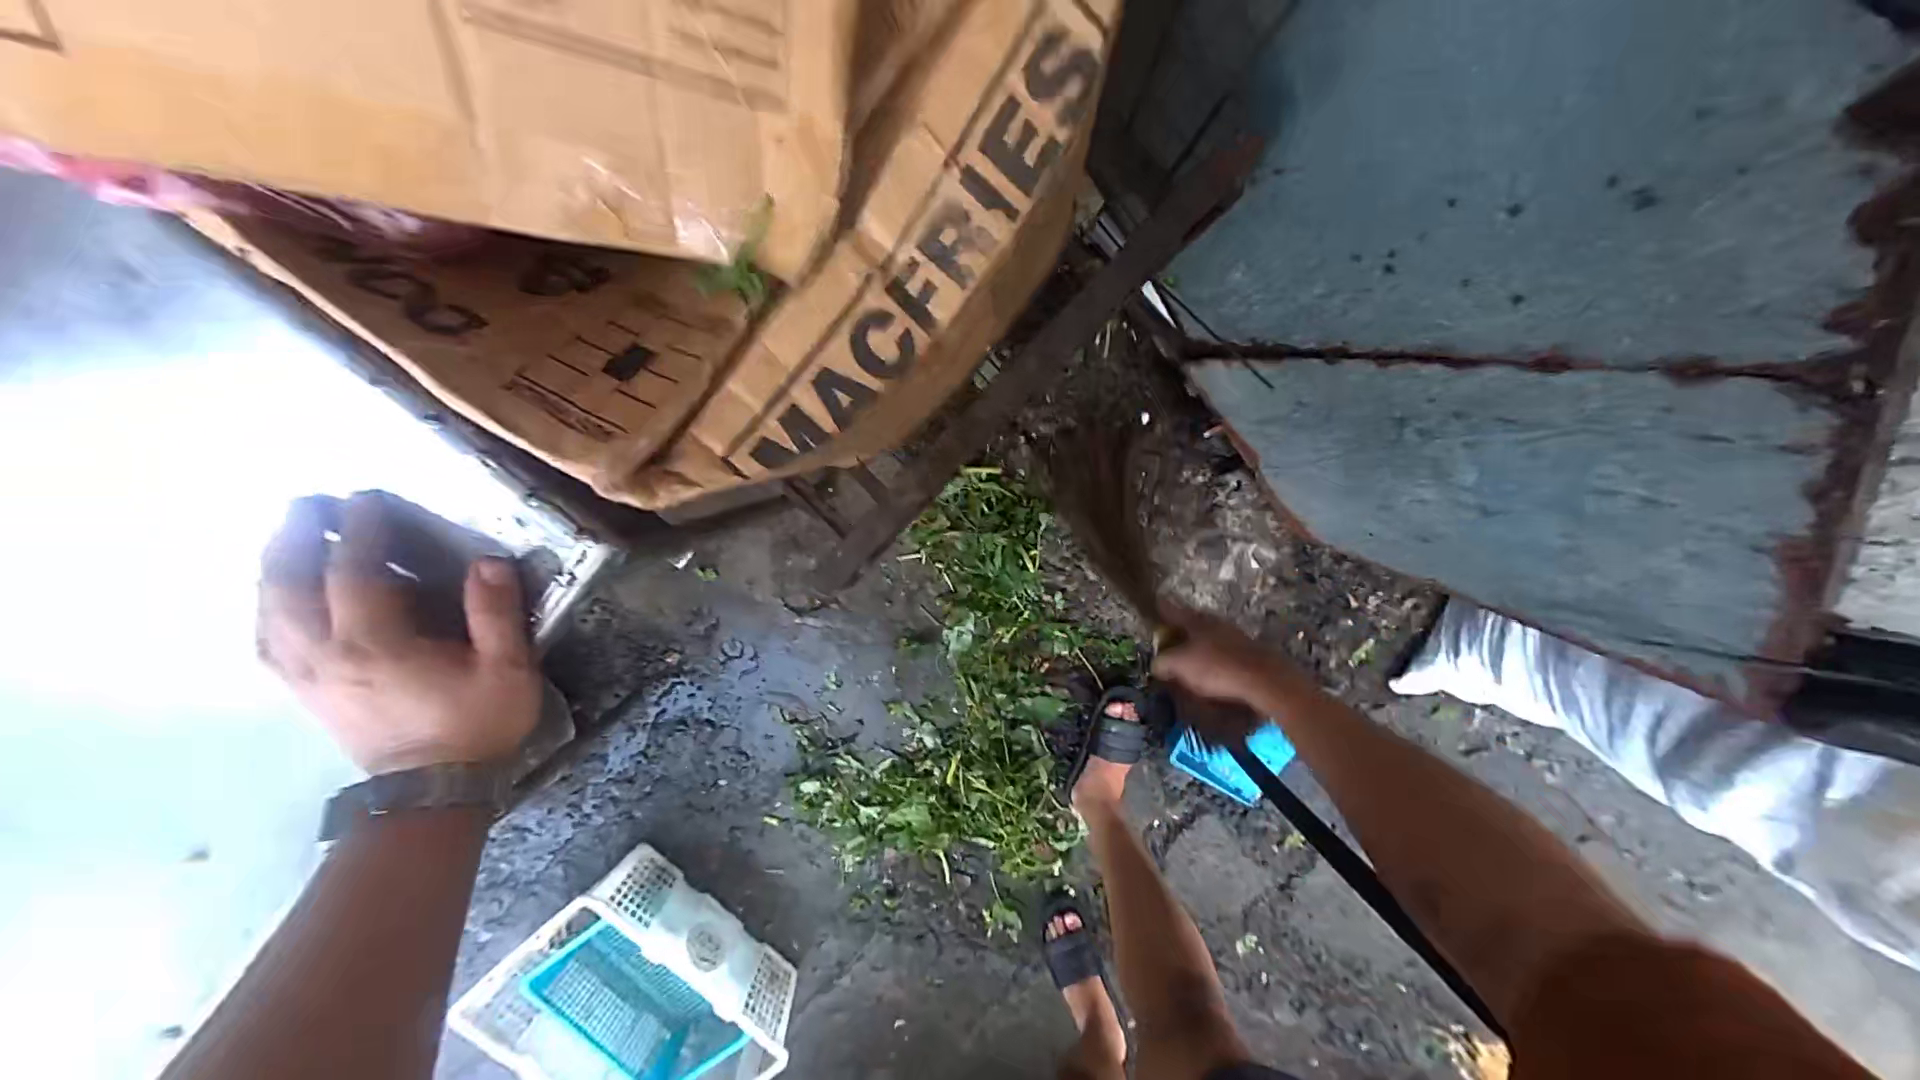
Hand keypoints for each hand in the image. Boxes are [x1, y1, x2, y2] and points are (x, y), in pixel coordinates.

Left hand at [257, 492, 539, 773]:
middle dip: (296, 537)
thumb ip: (497, 613)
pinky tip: (280, 595)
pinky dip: (268, 606)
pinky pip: (268, 638)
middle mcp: (325, 655)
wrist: (433, 790)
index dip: (360, 530)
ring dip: (274, 566)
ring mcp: (306, 675)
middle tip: (311, 503)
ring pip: (268, 611)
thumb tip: (489, 561)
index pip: (354, 573)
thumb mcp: (507, 668)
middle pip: (289, 585)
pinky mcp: (303, 691)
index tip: (367, 496)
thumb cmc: (476, 724)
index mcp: (375, 645)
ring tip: (291, 536)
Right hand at [1151, 603, 1301, 710]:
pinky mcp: (1249, 654)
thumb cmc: (1216, 667)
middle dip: (1178, 632)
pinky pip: (1222, 653)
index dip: (1160, 608)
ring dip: (1197, 647)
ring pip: (1208, 638)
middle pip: (1191, 623)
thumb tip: (1157, 664)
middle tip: (1167, 643)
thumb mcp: (1179, 665)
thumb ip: (1163, 662)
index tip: (1153, 604)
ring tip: (1187, 663)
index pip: (1171, 609)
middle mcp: (1215, 623)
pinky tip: (1209, 674)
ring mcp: (1235, 637)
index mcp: (1196, 620)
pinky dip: (1212, 660)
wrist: (1266, 682)